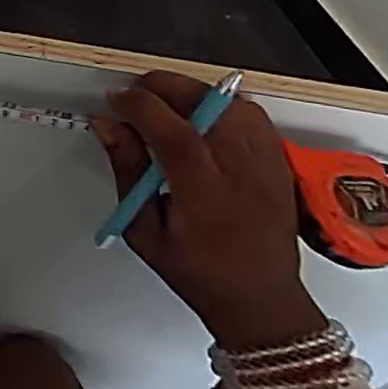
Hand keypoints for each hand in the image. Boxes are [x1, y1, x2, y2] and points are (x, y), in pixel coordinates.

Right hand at [91, 72, 326, 350]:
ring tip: (167, 105)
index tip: (116, 100)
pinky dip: (222, 104)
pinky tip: (202, 116)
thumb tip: (108, 126)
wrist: (262, 301)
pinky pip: (252, 113)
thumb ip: (126, 169)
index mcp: (205, 197)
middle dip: (162, 88)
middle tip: (137, 98)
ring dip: (191, 93)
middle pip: (206, 104)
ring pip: (230, 102)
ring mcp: (266, 165)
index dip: (137, 105)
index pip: (172, 131)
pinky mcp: (279, 161)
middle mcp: (242, 175)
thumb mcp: (143, 229)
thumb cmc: (202, 273)